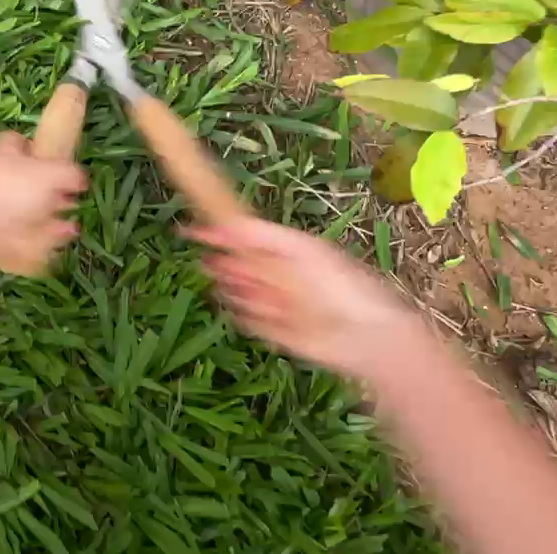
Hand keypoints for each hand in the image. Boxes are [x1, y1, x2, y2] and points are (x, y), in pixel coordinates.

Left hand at [0, 133, 85, 275]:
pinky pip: (14, 231)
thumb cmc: (9, 192)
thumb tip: (80, 177)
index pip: (17, 141)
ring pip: (19, 207)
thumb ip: (68, 173)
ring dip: (46, 216)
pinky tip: (52, 244)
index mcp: (2, 152)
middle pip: (21, 177)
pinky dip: (35, 237)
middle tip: (69, 201)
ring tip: (69, 227)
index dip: (36, 148)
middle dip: (48, 191)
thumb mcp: (49, 174)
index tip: (55, 160)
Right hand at [185, 217, 425, 379]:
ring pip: (241, 292)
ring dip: (233, 288)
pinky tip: (246, 310)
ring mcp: (276, 305)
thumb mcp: (299, 248)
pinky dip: (245, 315)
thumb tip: (222, 222)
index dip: (218, 234)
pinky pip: (249, 321)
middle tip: (208, 262)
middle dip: (223, 262)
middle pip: (239, 265)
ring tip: (230, 284)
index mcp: (286, 253)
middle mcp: (279, 277)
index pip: (243, 239)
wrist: (367, 335)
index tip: (189, 230)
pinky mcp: (275, 332)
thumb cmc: (338, 284)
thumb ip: (259, 234)